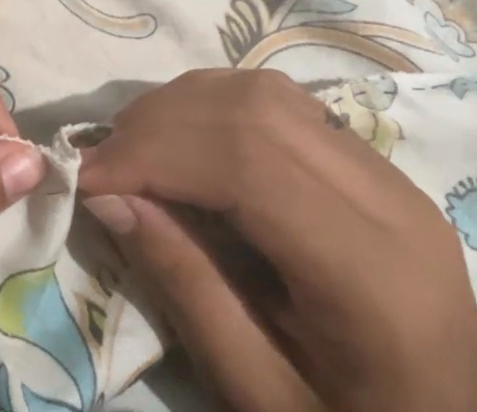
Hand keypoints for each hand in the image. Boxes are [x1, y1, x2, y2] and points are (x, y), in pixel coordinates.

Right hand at [76, 69, 476, 411]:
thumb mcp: (258, 390)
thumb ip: (185, 287)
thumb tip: (107, 195)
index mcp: (370, 271)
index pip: (245, 161)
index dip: (150, 154)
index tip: (84, 181)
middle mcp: (392, 203)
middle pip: (254, 108)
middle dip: (157, 123)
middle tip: (99, 165)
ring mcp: (392, 181)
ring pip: (267, 93)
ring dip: (184, 107)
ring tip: (134, 152)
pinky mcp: (380, 174)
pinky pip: (287, 108)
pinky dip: (218, 109)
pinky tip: (186, 146)